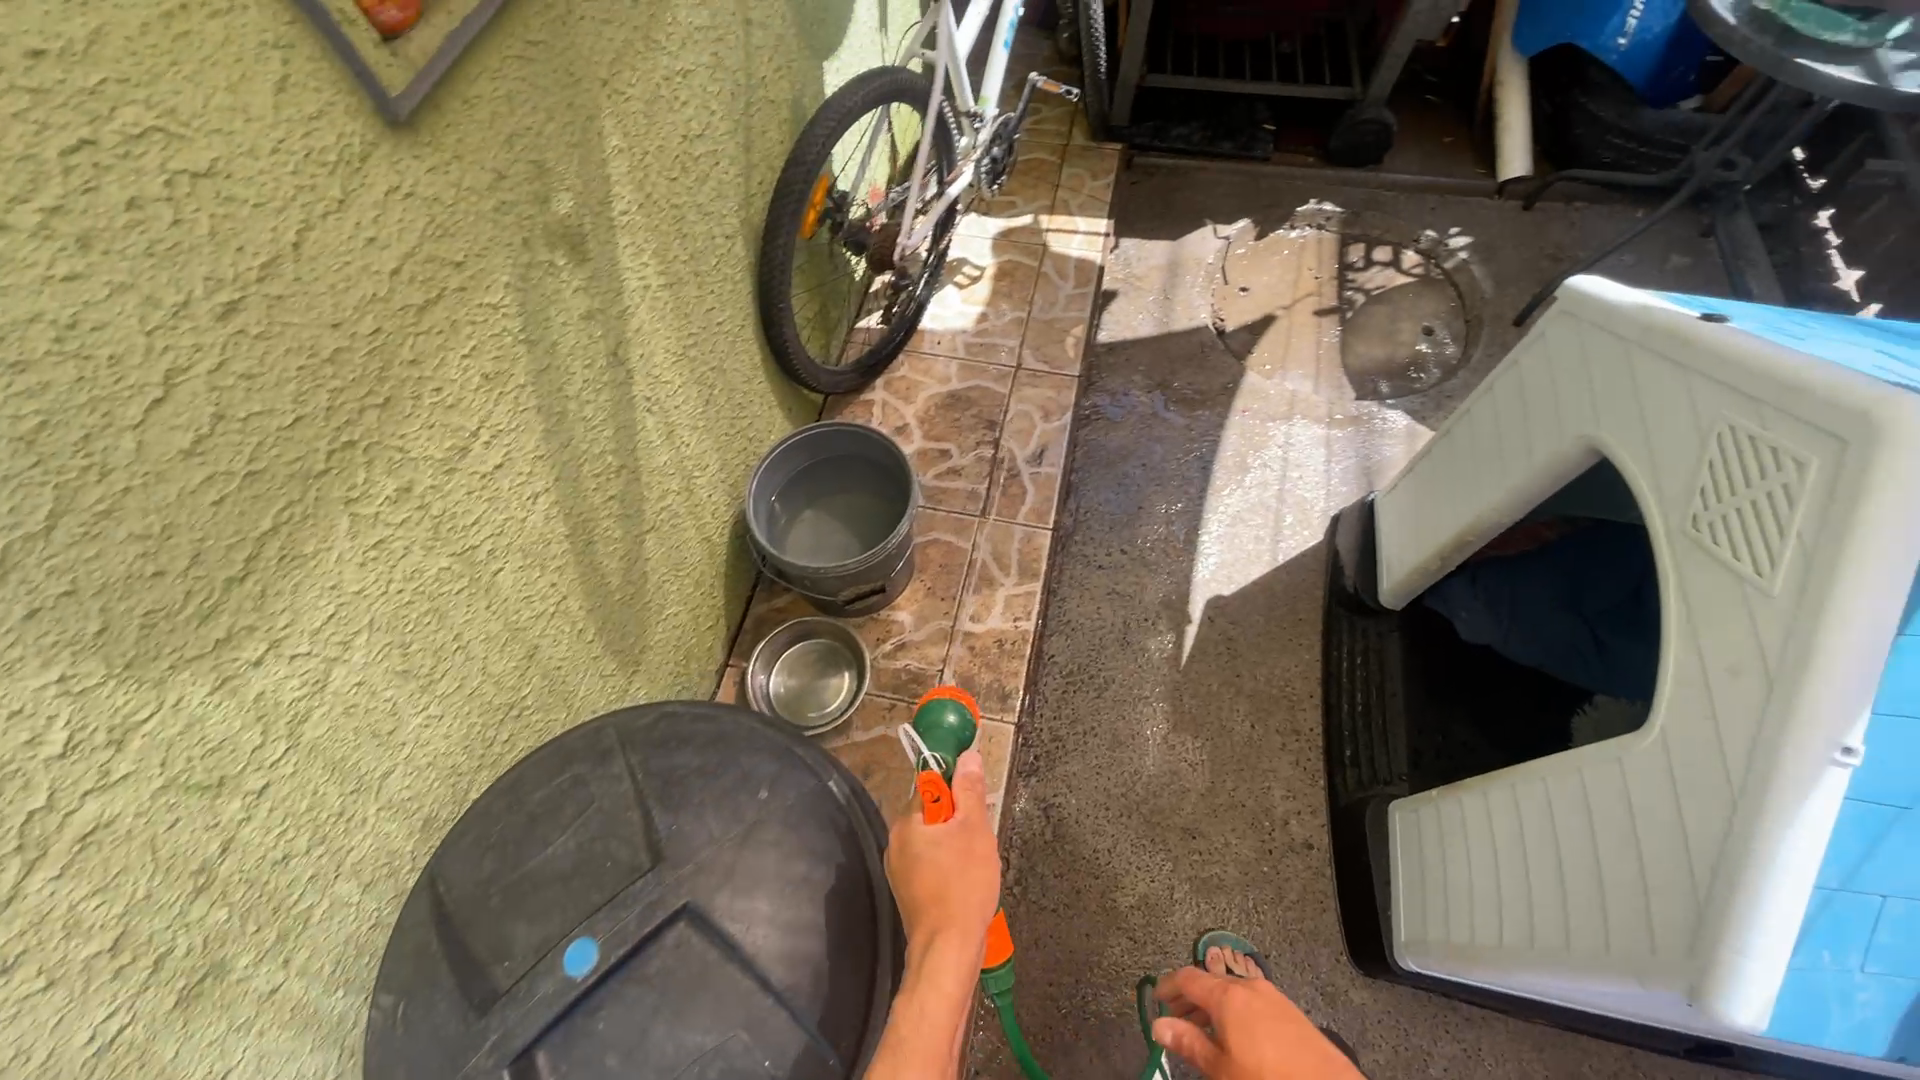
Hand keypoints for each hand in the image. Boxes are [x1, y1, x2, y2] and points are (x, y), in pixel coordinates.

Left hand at [884, 748, 1001, 953]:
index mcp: (906, 821)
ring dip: (958, 845)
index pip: (931, 785)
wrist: (948, 949)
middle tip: (981, 839)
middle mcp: (896, 842)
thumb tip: (968, 756)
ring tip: (977, 865)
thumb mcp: (975, 829)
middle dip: (961, 822)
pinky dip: (950, 867)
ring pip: (935, 841)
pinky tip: (967, 883)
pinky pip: (932, 864)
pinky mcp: (909, 892)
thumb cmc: (963, 885)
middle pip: (934, 814)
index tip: (977, 803)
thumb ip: (970, 790)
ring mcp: (899, 869)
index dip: (958, 789)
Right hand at [1152, 966, 1363, 1079]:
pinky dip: (1234, 1012)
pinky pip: (1252, 1002)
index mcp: (1228, 996)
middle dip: (1189, 999)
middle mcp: (1249, 987)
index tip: (1155, 1000)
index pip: (1188, 978)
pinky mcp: (1291, 1012)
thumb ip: (1188, 1044)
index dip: (1168, 986)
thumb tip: (1158, 1025)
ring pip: (1232, 992)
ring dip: (1212, 1006)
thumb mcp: (1221, 1070)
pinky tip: (1236, 1038)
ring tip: (1203, 1033)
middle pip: (1210, 982)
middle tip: (1174, 1021)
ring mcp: (1273, 997)